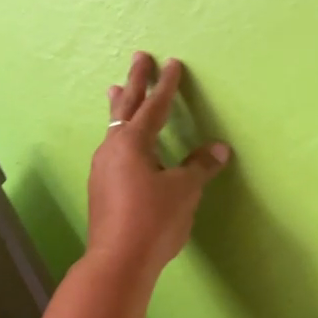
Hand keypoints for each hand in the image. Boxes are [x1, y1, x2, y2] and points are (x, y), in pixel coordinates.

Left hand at [85, 53, 230, 278]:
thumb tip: (217, 149)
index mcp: (132, 143)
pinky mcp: (100, 187)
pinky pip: (112, 148)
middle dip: (134, 82)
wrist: (117, 260)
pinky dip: (119, 133)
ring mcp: (102, 168)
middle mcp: (111, 149)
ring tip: (117, 89)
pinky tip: (120, 142)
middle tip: (139, 57)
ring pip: (113, 128)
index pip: (153, 107)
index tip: (172, 63)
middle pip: (125, 108)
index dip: (166, 85)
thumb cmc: (153, 220)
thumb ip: (199, 167)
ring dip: (120, 107)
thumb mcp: (183, 191)